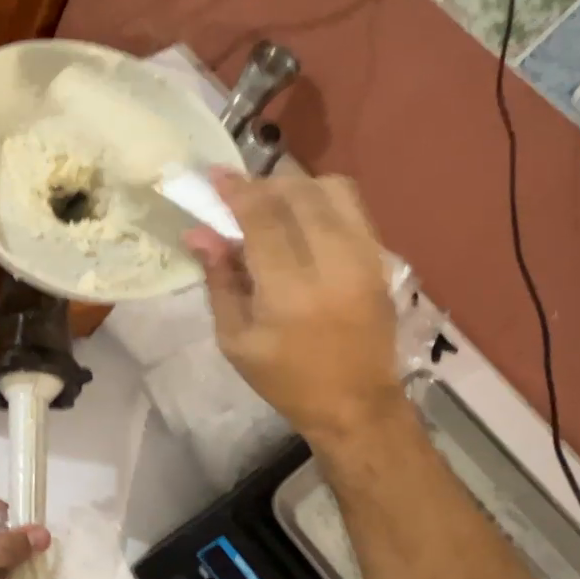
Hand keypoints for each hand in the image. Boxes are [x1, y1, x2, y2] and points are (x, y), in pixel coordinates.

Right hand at [183, 171, 405, 446]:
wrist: (355, 402)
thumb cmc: (285, 378)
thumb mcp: (235, 339)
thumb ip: (219, 280)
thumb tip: (198, 233)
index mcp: (291, 292)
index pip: (263, 220)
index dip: (236, 191)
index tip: (214, 176)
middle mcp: (334, 264)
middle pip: (299, 194)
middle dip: (262, 184)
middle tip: (237, 194)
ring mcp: (364, 257)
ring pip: (332, 190)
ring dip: (295, 186)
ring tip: (271, 203)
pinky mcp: (380, 257)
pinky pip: (351, 207)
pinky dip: (320, 200)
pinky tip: (300, 219)